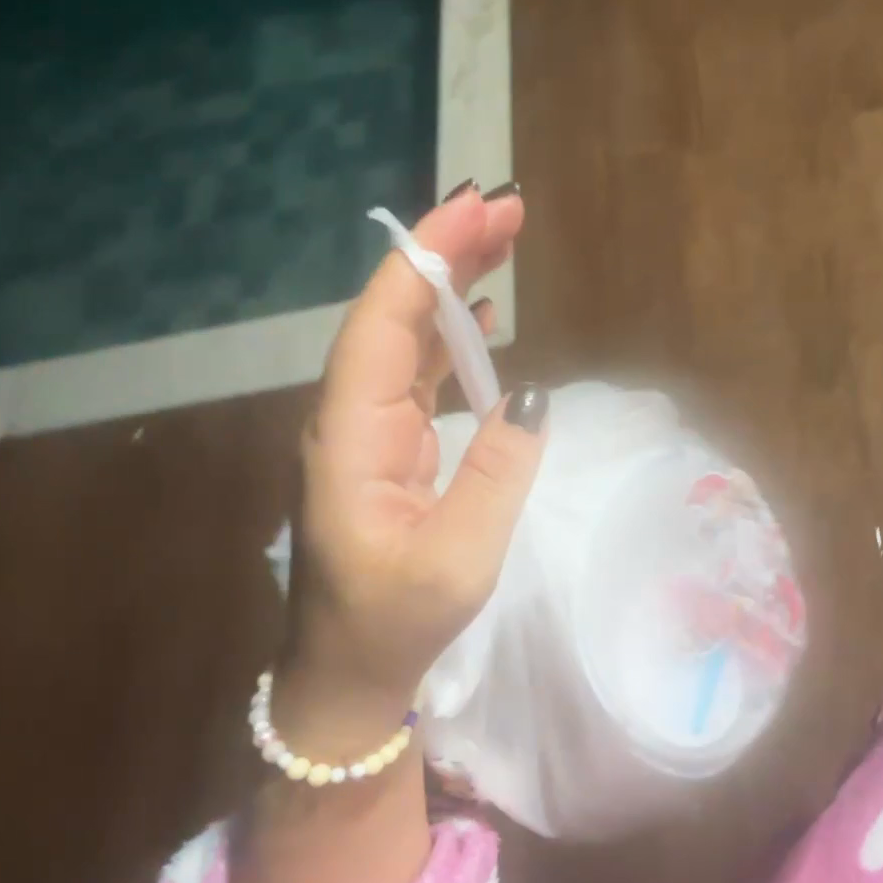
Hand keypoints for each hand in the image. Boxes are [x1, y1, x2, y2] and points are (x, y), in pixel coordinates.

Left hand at [282, 181, 546, 746]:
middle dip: (444, 257)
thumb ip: (498, 473)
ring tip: (503, 241)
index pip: (383, 325)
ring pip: (406, 338)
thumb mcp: (459, 558)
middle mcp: (351, 419)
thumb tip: (534, 393)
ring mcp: (370, 433)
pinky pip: (420, 374)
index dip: (427, 262)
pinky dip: (453, 336)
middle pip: (392, 316)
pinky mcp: (391, 451)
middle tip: (506, 208)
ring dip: (452, 287)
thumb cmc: (395, 622)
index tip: (478, 212)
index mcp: (352, 437)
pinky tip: (485, 318)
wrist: (348, 674)